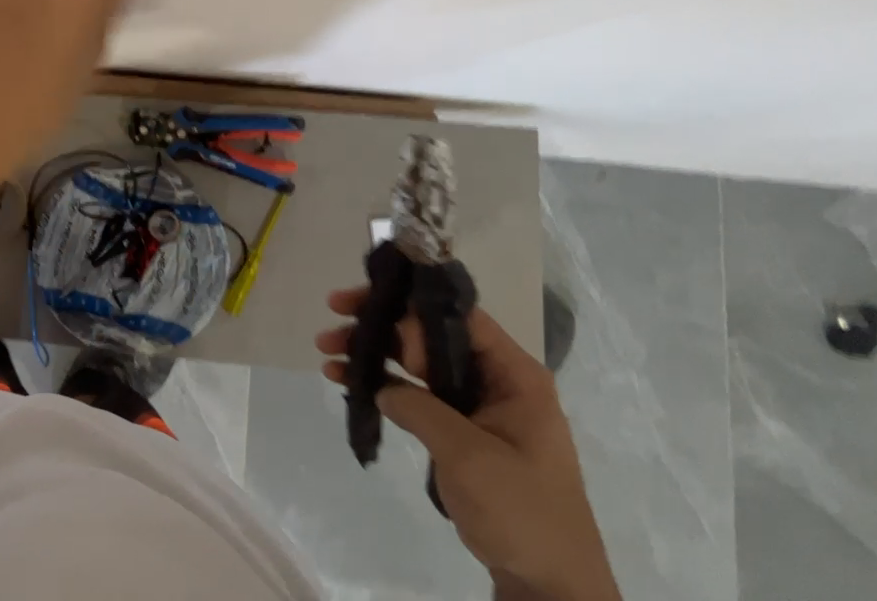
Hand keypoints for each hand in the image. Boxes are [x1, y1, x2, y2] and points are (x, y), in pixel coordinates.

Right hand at [316, 288, 621, 600]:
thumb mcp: (466, 453)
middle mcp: (497, 382)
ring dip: (373, 355)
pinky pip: (417, 394)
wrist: (550, 583)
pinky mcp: (462, 432)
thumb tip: (381, 386)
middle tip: (331, 323)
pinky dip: (383, 385)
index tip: (359, 305)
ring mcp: (479, 407)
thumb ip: (419, 406)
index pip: (458, 318)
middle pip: (431, 336)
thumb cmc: (520, 510)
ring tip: (326, 352)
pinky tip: (347, 380)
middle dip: (380, 327)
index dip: (406, 304)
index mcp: (515, 376)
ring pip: (417, 364)